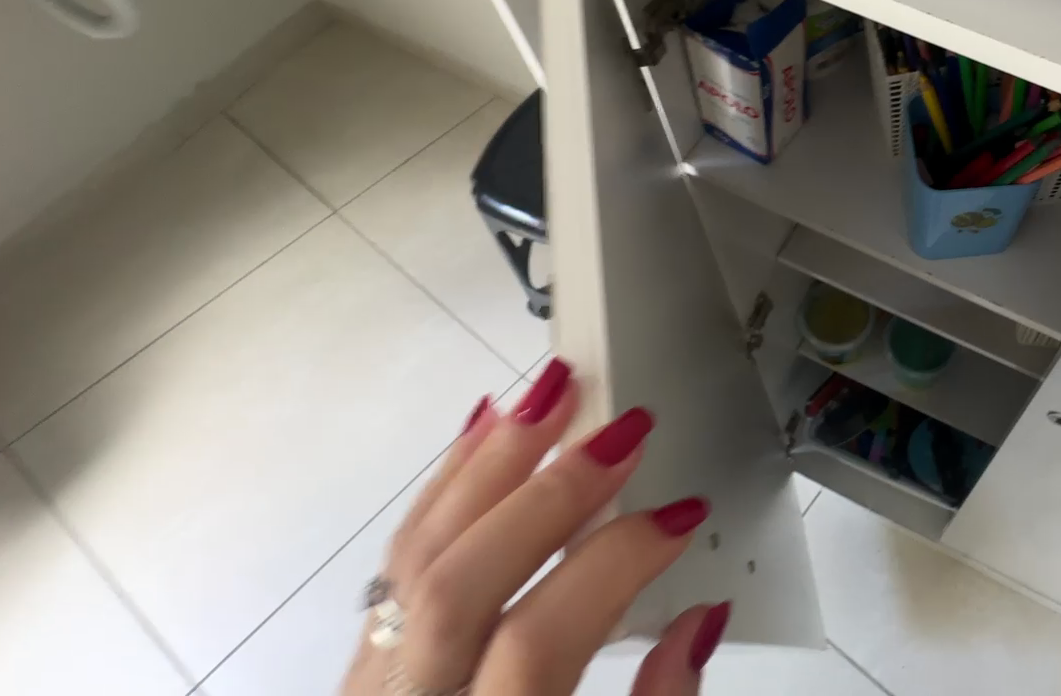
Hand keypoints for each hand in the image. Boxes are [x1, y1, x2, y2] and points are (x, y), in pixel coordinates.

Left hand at [340, 358, 724, 695]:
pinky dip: (448, 484)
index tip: (684, 513)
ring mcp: (365, 693)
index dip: (617, 564)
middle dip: (553, 491)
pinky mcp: (360, 670)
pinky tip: (484, 432)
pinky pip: (398, 559)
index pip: (539, 640)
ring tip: (548, 394)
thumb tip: (701, 619)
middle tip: (623, 428)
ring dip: (489, 462)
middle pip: (460, 582)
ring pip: (413, 555)